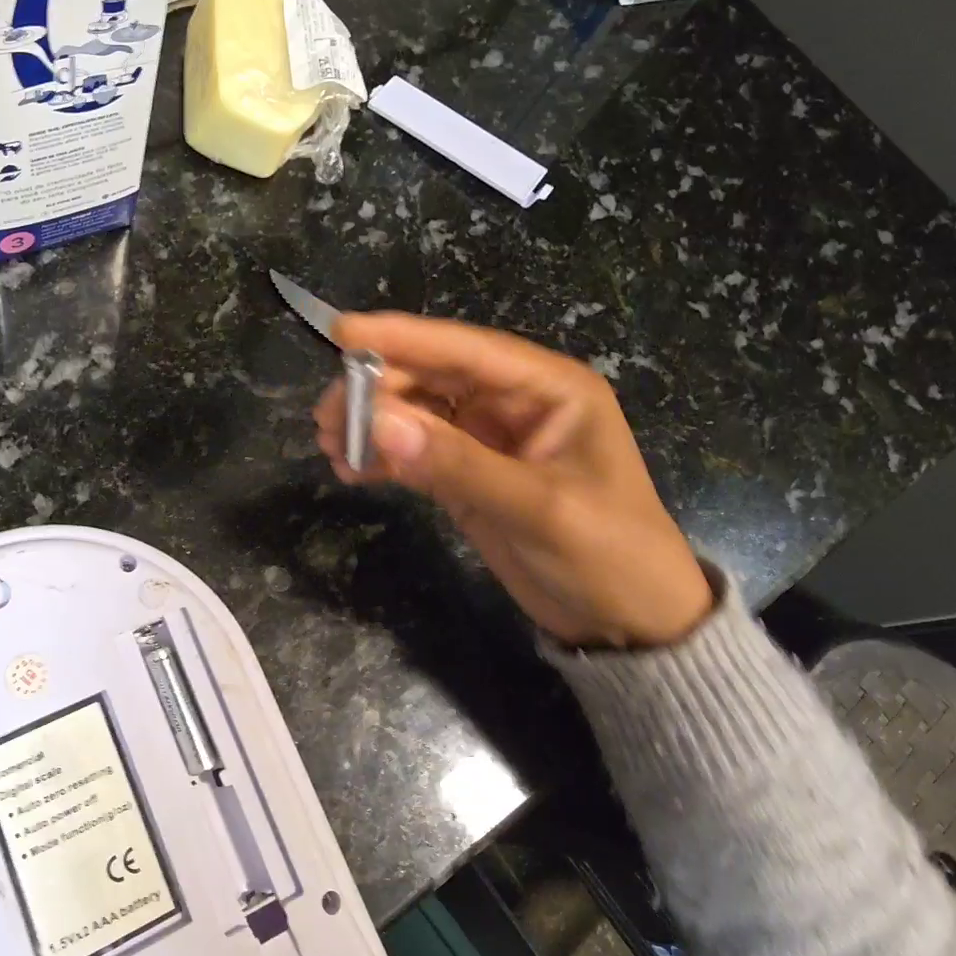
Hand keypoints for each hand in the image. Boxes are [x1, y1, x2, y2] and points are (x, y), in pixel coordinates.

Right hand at [314, 312, 713, 647]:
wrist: (629, 624)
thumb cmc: (607, 555)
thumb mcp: (538, 508)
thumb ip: (457, 464)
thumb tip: (376, 424)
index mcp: (549, 389)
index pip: (466, 350)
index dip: (403, 337)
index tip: (342, 332)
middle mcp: (514, 403)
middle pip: (432, 377)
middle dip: (377, 389)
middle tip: (326, 415)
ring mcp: (487, 440)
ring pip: (416, 413)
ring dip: (372, 423)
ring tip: (328, 443)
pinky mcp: (467, 475)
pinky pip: (414, 453)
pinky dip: (382, 458)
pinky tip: (351, 471)